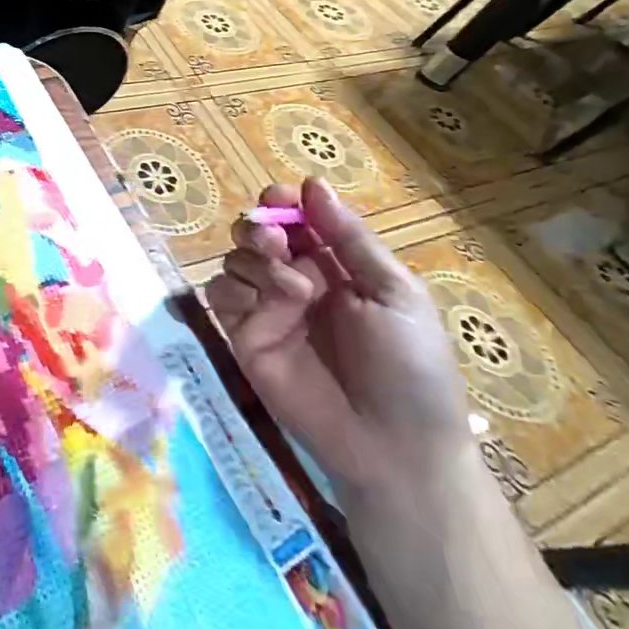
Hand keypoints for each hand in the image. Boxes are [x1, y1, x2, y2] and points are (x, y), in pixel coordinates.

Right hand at [209, 178, 471, 499]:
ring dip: (253, 258)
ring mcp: (268, 310)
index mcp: (336, 264)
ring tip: (289, 287)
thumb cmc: (409, 364)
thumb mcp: (394, 291)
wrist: (393, 446)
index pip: (297, 217)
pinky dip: (232, 289)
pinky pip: (220, 296)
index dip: (283, 202)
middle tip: (277, 243)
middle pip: (257, 232)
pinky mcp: (246, 339)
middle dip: (260, 226)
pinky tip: (263, 305)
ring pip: (234, 259)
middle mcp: (297, 280)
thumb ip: (350, 237)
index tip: (280, 199)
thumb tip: (313, 182)